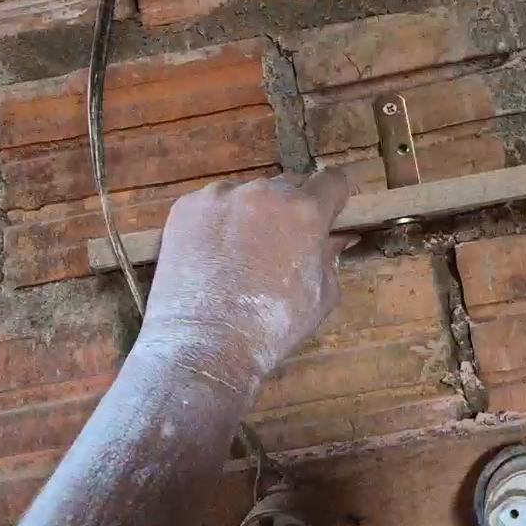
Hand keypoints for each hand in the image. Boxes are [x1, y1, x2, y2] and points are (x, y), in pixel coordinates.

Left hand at [138, 170, 357, 390]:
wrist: (206, 345)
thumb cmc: (274, 328)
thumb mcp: (322, 296)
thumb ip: (332, 257)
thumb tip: (337, 237)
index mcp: (306, 212)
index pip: (333, 179)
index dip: (333, 198)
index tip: (327, 214)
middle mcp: (266, 192)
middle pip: (290, 184)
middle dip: (292, 208)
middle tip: (281, 243)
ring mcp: (222, 195)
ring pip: (250, 193)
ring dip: (253, 212)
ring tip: (241, 253)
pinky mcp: (188, 206)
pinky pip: (214, 203)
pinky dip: (218, 221)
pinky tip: (214, 254)